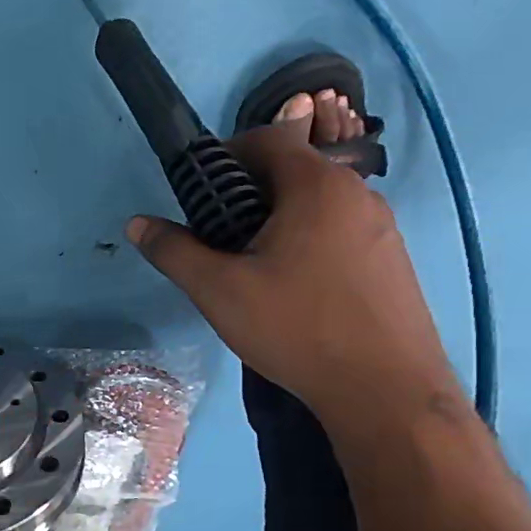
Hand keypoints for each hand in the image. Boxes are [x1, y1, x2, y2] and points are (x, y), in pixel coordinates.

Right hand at [126, 113, 462, 415]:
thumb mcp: (219, 292)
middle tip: (221, 242)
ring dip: (280, 223)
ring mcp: (383, 227)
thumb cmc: (297, 329)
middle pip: (292, 172)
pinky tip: (298, 293)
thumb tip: (137, 223)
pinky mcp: (393, 260)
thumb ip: (175, 252)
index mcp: (316, 185)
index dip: (226, 157)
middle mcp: (357, 193)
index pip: (266, 138)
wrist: (386, 392)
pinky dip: (310, 245)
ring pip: (317, 206)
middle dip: (249, 196)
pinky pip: (340, 234)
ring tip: (256, 272)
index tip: (202, 198)